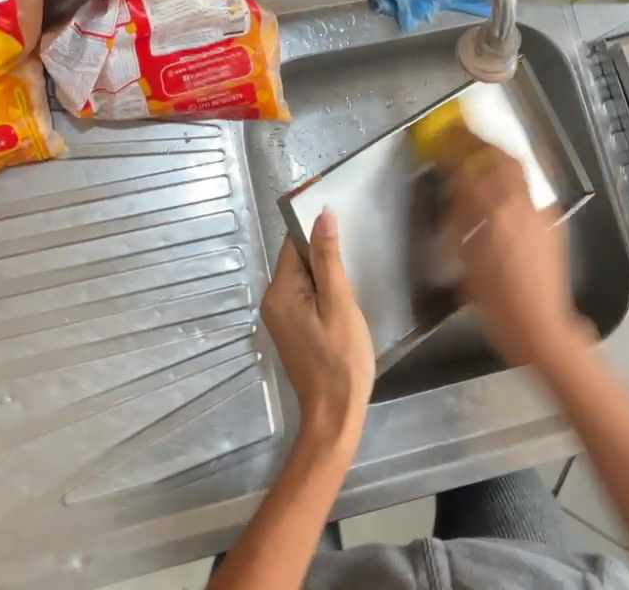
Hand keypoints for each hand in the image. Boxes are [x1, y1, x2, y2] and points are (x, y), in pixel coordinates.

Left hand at [261, 210, 374, 449]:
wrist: (334, 413)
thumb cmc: (340, 357)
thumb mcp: (339, 303)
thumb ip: (328, 258)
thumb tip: (322, 215)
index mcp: (279, 290)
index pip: (294, 243)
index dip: (317, 230)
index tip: (344, 223)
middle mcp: (272, 300)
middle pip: (298, 260)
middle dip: (324, 253)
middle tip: (356, 251)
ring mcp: (280, 317)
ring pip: (304, 279)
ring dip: (326, 274)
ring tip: (354, 274)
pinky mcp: (292, 329)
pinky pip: (305, 297)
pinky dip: (323, 292)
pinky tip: (344, 299)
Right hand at [441, 133, 591, 369]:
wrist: (540, 326)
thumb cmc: (496, 302)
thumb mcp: (466, 262)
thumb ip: (461, 223)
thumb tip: (455, 195)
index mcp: (492, 215)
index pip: (468, 171)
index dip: (452, 153)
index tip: (440, 143)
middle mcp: (518, 205)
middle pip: (499, 158)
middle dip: (479, 142)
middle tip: (461, 135)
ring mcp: (539, 211)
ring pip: (518, 169)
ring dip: (497, 154)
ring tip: (481, 150)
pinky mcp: (551, 221)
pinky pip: (530, 187)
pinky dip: (513, 176)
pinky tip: (504, 183)